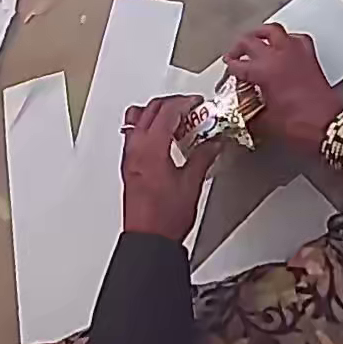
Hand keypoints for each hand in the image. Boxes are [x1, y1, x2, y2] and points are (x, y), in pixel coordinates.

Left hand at [121, 95, 221, 240]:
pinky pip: (134, 133)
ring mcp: (129, 156)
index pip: (167, 111)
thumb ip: (203, 156)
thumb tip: (214, 142)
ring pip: (138, 118)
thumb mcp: (192, 183)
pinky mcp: (128, 165)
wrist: (148, 240)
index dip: (185, 102)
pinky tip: (165, 138)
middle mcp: (135, 148)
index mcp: (151, 148)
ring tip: (177, 120)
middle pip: (151, 109)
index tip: (198, 103)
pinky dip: (148, 126)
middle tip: (192, 108)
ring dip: (157, 113)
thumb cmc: (164, 218)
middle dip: (173, 104)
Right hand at [225, 24, 341, 154]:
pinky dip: (286, 39)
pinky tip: (282, 45)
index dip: (230, 69)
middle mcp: (278, 56)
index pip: (239, 65)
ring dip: (260, 34)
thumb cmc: (300, 124)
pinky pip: (295, 38)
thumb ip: (250, 113)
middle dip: (238, 48)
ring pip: (273, 31)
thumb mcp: (267, 122)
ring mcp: (295, 53)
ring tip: (254, 40)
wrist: (328, 127)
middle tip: (234, 55)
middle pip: (250, 41)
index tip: (228, 71)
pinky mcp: (309, 56)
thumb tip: (244, 112)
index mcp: (264, 70)